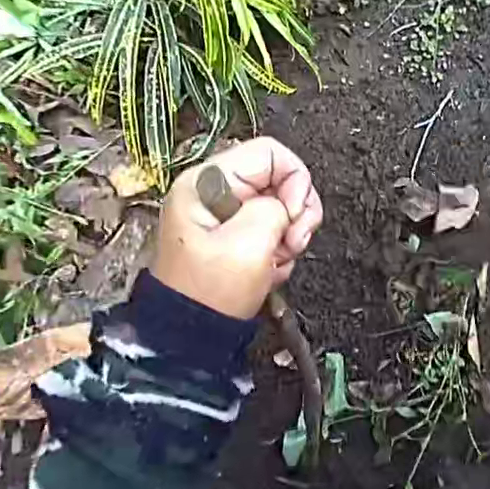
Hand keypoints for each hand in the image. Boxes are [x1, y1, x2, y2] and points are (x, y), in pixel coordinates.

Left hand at [151, 137, 323, 319]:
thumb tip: (288, 203)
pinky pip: (274, 227)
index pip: (270, 152)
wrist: (193, 336)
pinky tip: (269, 268)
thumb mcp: (247, 244)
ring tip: (277, 259)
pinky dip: (280, 248)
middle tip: (292, 240)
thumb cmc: (208, 295)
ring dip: (290, 233)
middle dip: (295, 211)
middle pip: (279, 177)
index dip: (294, 180)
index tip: (294, 214)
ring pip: (281, 204)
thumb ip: (275, 208)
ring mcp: (225, 213)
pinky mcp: (236, 233)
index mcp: (206, 183)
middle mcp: (214, 191)